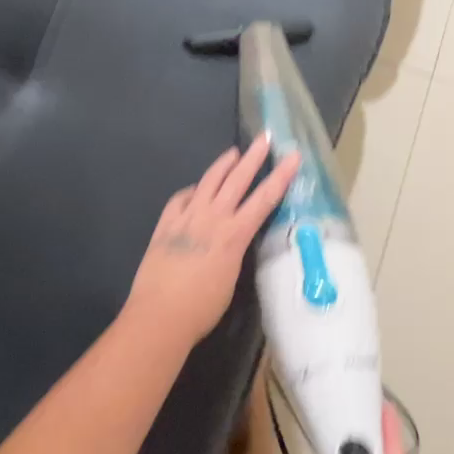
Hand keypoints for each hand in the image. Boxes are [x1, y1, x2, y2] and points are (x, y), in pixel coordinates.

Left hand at [122, 135, 299, 350]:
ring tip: (233, 153)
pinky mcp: (165, 224)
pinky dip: (191, 191)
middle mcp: (212, 218)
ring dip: (222, 165)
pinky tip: (194, 190)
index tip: (293, 156)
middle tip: (264, 138)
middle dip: (253, 158)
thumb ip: (234, 252)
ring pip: (207, 182)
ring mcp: (186, 218)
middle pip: (236, 180)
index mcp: (234, 235)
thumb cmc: (202, 308)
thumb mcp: (231, 278)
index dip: (281, 176)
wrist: (160, 315)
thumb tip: (233, 240)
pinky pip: (180, 199)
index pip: (264, 199)